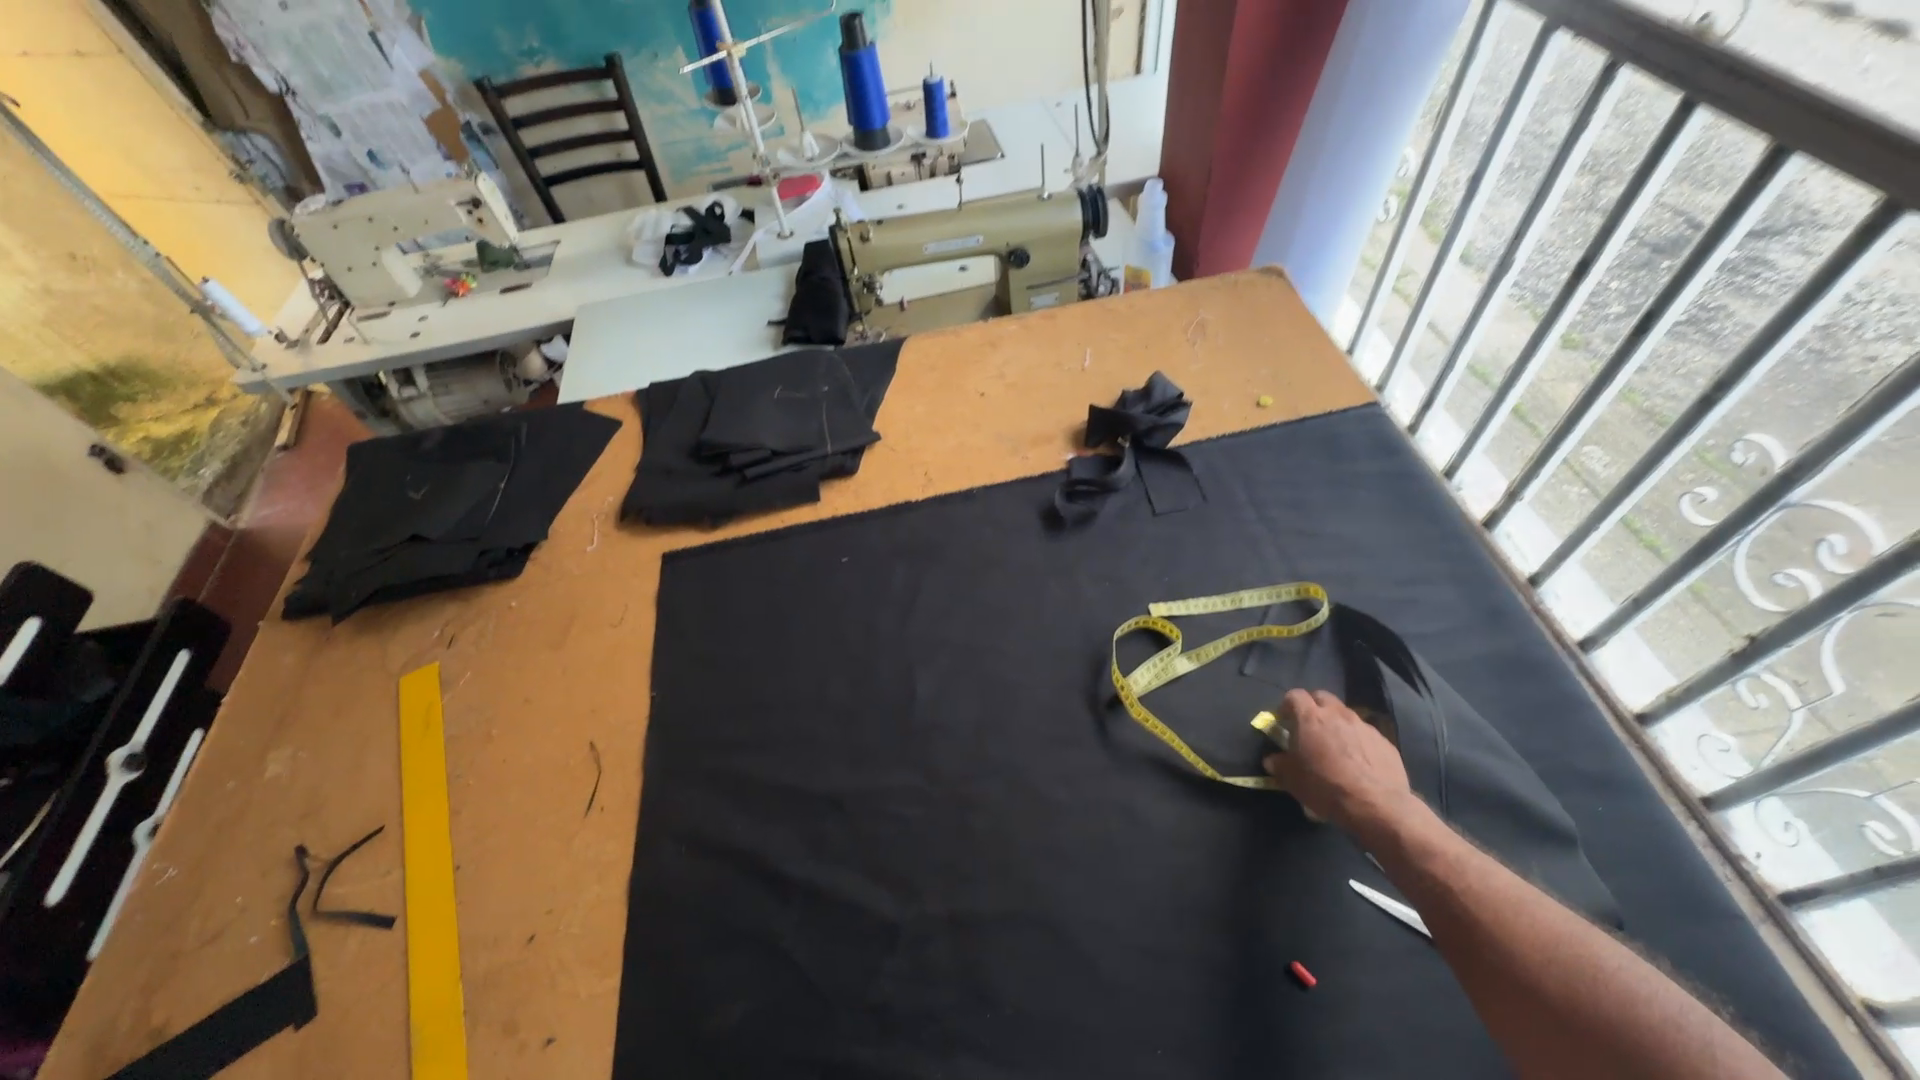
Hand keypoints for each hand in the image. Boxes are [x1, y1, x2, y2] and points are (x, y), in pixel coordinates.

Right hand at [1262, 689, 1416, 841]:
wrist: (1375, 805)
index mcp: (1311, 718)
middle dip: (1313, 707)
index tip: (1284, 721)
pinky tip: (1358, 762)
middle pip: (1322, 697)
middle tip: (1309, 728)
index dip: (1287, 706)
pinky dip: (1357, 741)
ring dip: (1337, 724)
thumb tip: (1273, 760)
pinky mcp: (1384, 741)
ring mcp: (1364, 726)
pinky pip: (1365, 733)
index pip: (1295, 695)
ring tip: (1336, 748)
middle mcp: (1338, 714)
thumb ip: (1279, 765)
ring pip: (1346, 715)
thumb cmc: (1325, 787)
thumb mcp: (1292, 780)